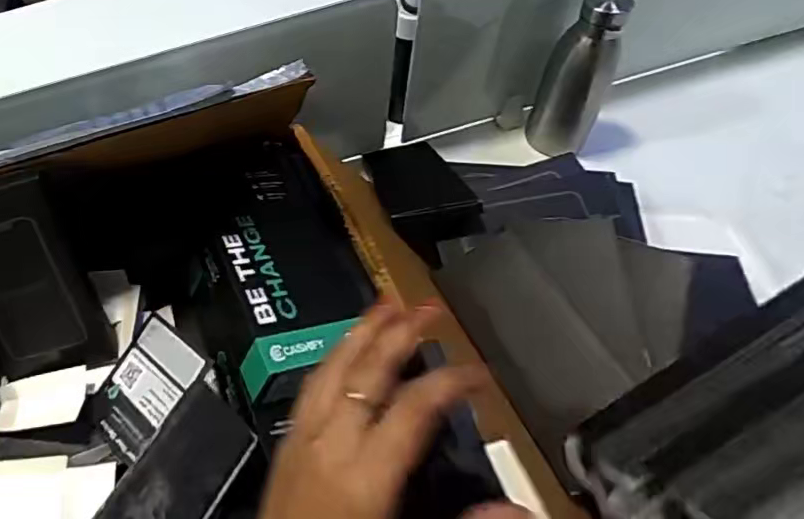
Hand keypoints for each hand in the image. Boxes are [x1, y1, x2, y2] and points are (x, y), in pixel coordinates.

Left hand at [257, 297, 533, 518]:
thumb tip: (517, 508)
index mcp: (365, 478)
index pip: (411, 411)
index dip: (447, 383)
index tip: (477, 369)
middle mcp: (329, 444)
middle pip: (366, 373)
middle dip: (398, 334)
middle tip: (427, 307)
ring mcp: (301, 438)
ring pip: (332, 368)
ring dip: (360, 332)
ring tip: (385, 305)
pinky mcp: (286, 443)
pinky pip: (310, 385)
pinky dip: (332, 357)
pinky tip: (344, 347)